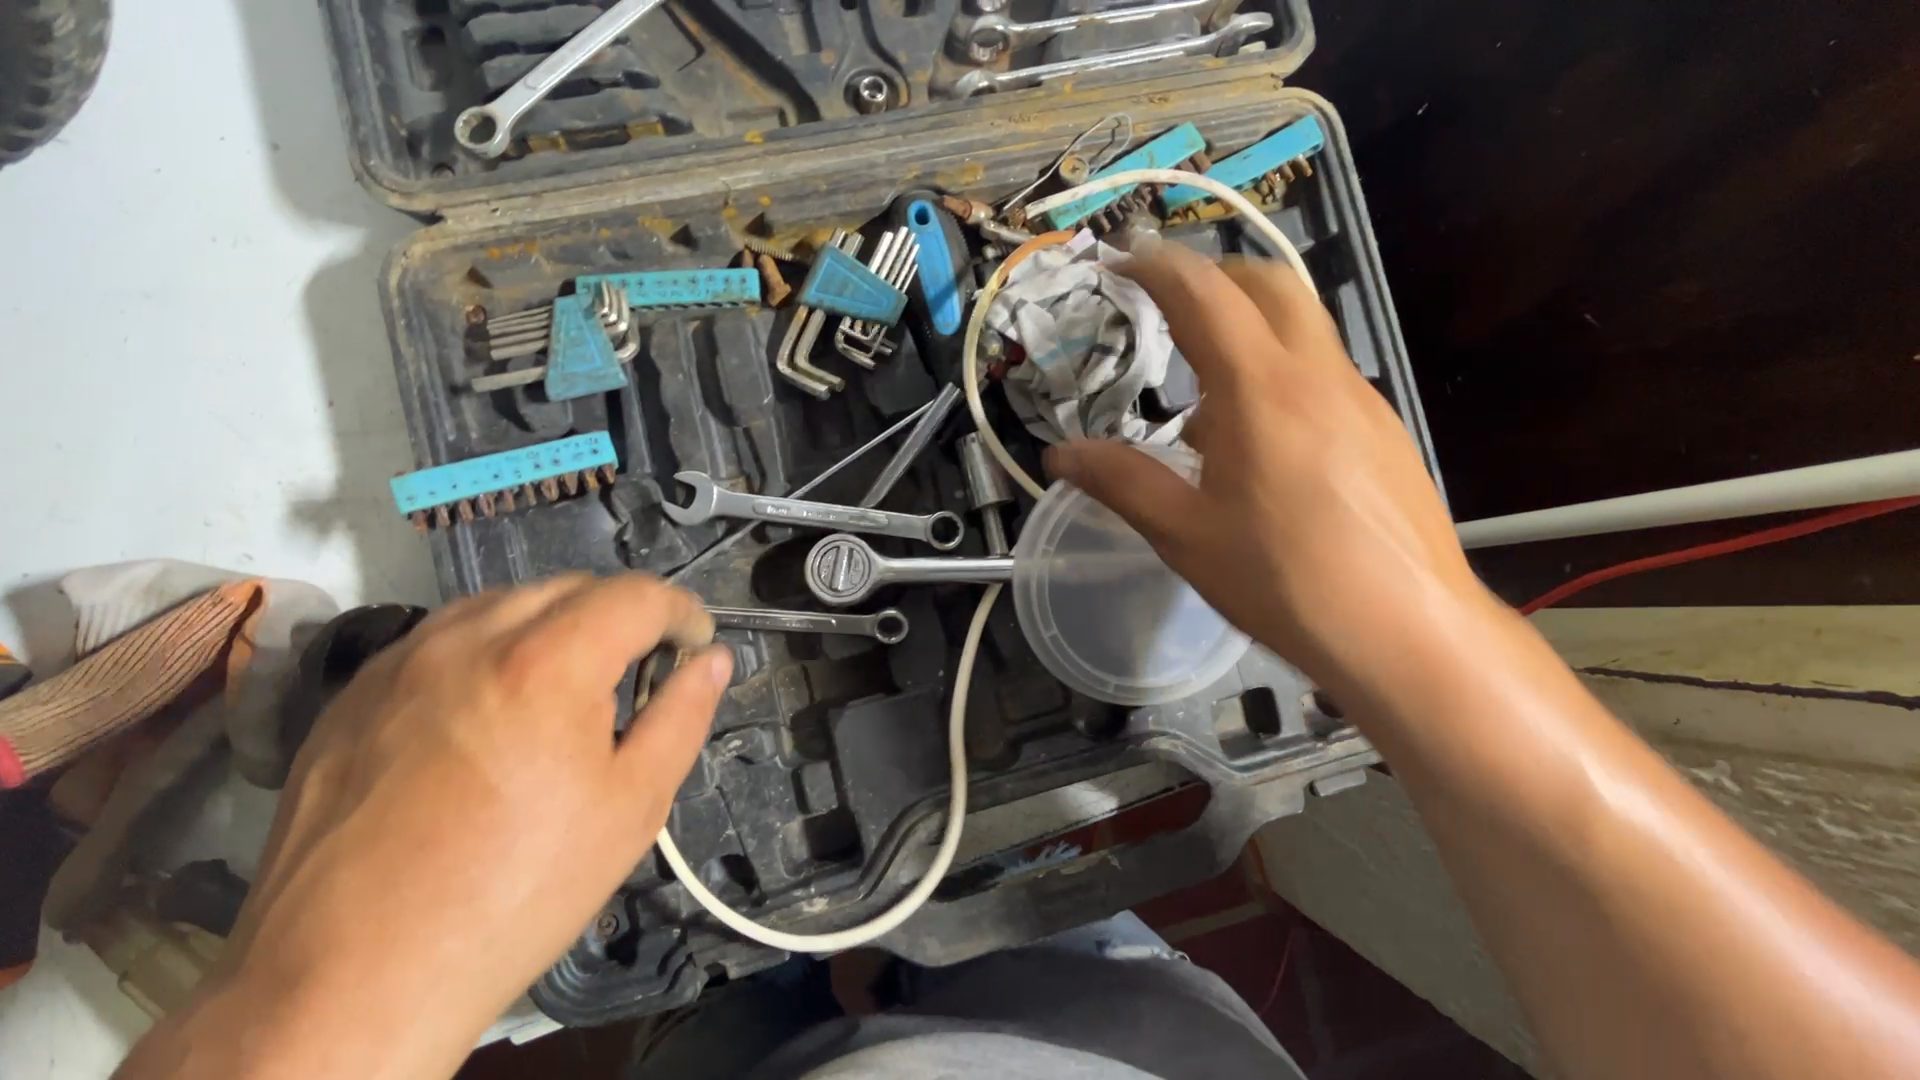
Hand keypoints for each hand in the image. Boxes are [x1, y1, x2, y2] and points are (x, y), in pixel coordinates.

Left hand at [119, 574, 731, 1079]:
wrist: (350, 977)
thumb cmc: (517, 891)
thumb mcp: (633, 807)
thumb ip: (682, 717)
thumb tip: (711, 660)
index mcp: (546, 661)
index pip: (635, 595)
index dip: (681, 612)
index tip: (694, 646)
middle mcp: (468, 637)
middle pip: (570, 588)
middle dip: (620, 615)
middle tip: (638, 674)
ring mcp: (401, 660)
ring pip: (502, 605)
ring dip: (552, 626)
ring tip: (564, 691)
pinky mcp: (353, 693)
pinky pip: (441, 639)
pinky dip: (489, 650)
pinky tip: (490, 712)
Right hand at [1045, 248, 1483, 690]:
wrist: (1406, 631)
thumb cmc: (1284, 582)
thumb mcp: (1186, 536)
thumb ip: (1122, 483)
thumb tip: (1061, 455)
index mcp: (1260, 390)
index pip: (1205, 294)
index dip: (1158, 266)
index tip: (1122, 258)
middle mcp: (1317, 376)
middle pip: (1269, 285)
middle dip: (1214, 277)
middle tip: (1167, 301)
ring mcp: (1361, 399)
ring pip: (1303, 328)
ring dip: (1250, 329)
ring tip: (1205, 397)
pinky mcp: (1384, 430)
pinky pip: (1324, 374)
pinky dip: (1281, 374)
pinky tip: (1261, 445)